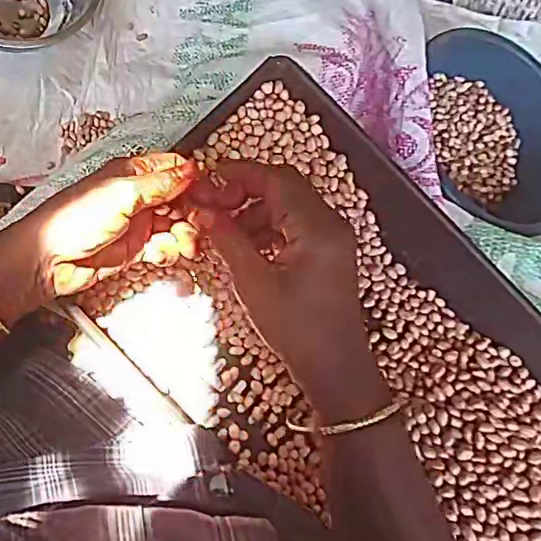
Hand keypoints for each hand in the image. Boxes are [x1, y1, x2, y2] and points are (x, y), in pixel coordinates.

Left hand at [0, 153, 202, 308]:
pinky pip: (165, 246)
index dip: (196, 180)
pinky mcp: (136, 249)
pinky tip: (165, 253)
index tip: (212, 195)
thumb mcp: (121, 194)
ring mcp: (138, 223)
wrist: (46, 261)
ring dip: (187, 233)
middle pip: (182, 198)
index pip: (175, 169)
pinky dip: (171, 250)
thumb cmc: (72, 220)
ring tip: (187, 243)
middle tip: (203, 223)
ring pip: (177, 224)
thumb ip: (160, 183)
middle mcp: (137, 196)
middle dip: (196, 210)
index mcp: (132, 173)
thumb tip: (191, 169)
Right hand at [188, 161, 389, 419]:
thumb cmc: (296, 328)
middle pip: (283, 187)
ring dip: (253, 210)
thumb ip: (229, 240)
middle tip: (211, 203)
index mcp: (317, 226)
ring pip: (287, 205)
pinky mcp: (328, 252)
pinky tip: (244, 244)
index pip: (276, 179)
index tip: (208, 177)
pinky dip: (267, 226)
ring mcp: (332, 237)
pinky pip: (294, 224)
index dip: (239, 173)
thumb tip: (205, 212)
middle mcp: (330, 223)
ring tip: (222, 229)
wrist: (335, 366)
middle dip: (244, 190)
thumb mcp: (254, 282)